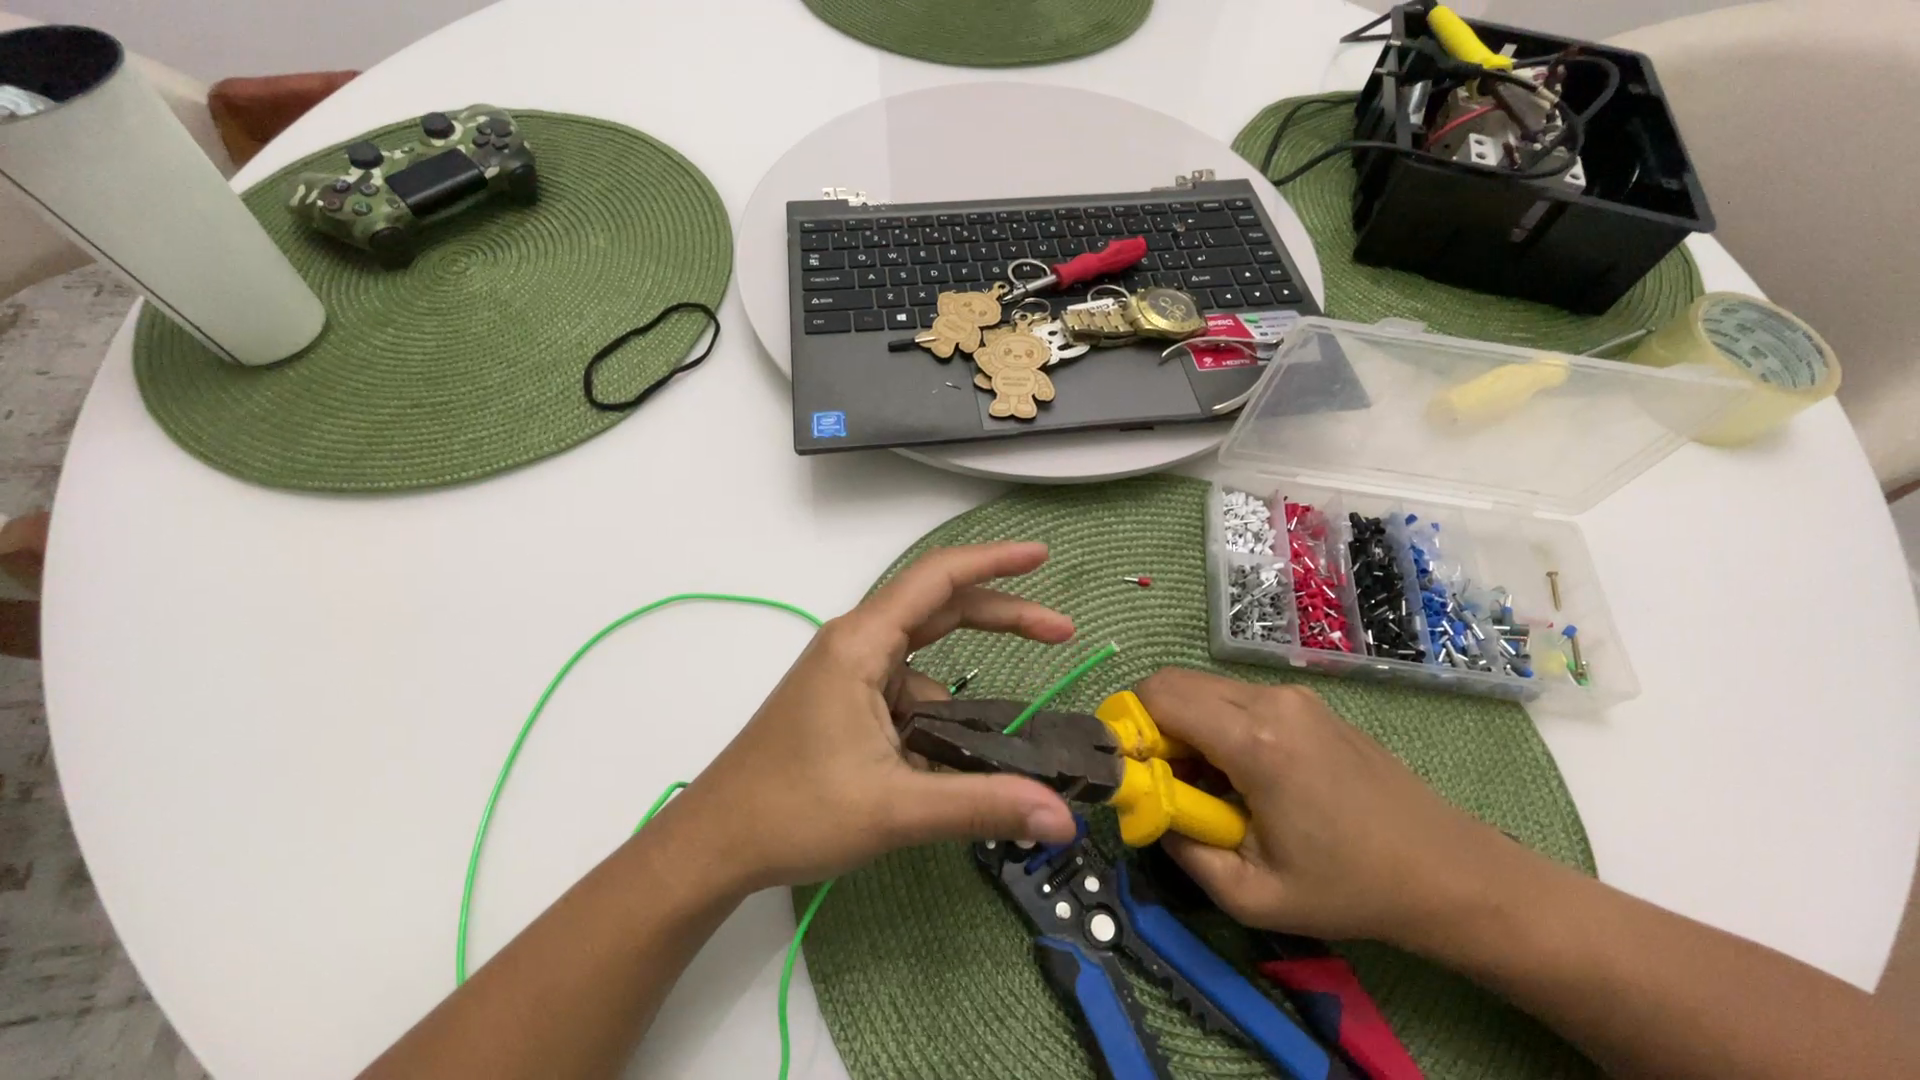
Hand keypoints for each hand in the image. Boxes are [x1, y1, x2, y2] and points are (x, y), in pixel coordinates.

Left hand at [666, 543, 1080, 893]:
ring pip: (925, 665)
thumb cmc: (794, 812)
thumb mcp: (896, 808)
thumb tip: (1063, 817)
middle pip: (940, 611)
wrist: (715, 843)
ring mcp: (847, 675)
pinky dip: (937, 722)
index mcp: (861, 644)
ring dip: (965, 696)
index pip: (937, 579)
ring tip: (997, 750)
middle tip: (1062, 632)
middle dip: (1002, 619)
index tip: (1042, 556)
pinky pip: (906, 699)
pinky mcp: (844, 705)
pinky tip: (945, 770)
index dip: (993, 561)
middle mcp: (855, 646)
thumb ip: (983, 805)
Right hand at [1140, 668, 1527, 948]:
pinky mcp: (1309, 706)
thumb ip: (1183, 850)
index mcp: (1254, 740)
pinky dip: (1218, 729)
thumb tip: (1149, 813)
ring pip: (1207, 691)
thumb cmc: (1349, 888)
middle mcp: (1271, 701)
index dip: (1127, 726)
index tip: (1128, 772)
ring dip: (1186, 730)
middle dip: (1152, 728)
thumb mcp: (1251, 894)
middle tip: (1163, 783)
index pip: (1158, 695)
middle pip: (1177, 685)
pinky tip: (1244, 780)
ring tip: (1207, 789)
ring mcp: (1295, 698)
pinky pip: (1239, 701)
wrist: (1447, 872)